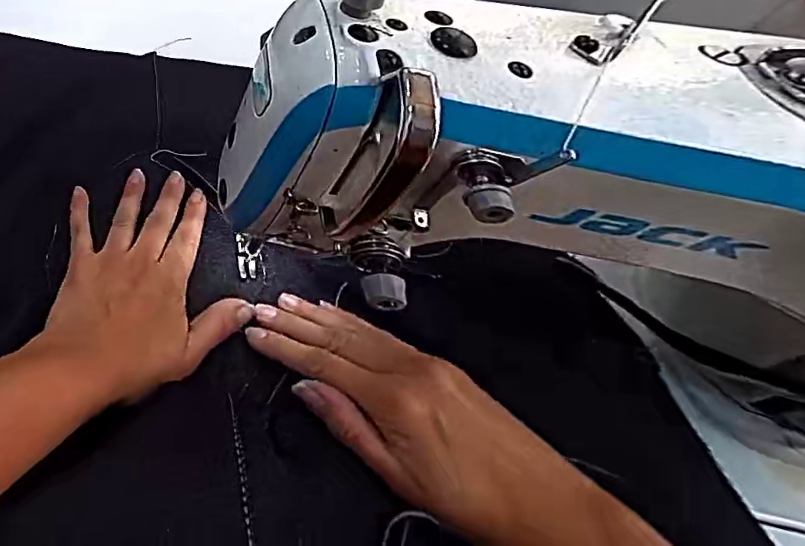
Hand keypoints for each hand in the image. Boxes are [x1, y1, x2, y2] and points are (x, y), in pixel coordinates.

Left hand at [31, 170, 251, 405]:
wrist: (80, 367)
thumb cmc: (133, 364)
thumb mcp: (186, 353)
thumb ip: (216, 325)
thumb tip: (245, 307)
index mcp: (169, 279)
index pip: (186, 238)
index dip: (194, 215)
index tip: (198, 196)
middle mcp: (142, 261)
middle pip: (159, 221)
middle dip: (169, 197)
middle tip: (175, 177)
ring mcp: (110, 259)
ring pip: (124, 218)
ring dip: (133, 195)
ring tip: (138, 175)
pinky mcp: (81, 266)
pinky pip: (81, 231)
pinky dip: (79, 211)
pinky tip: (79, 193)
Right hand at [246, 295, 667, 545]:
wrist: (546, 502)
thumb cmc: (476, 501)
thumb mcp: (399, 477)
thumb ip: (348, 426)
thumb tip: (309, 392)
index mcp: (396, 397)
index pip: (325, 361)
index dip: (286, 346)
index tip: (258, 333)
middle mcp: (411, 367)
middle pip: (340, 336)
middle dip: (297, 321)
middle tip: (264, 307)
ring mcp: (428, 361)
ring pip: (362, 329)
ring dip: (322, 314)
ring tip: (291, 302)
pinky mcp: (441, 364)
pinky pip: (385, 334)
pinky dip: (355, 322)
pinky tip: (341, 316)